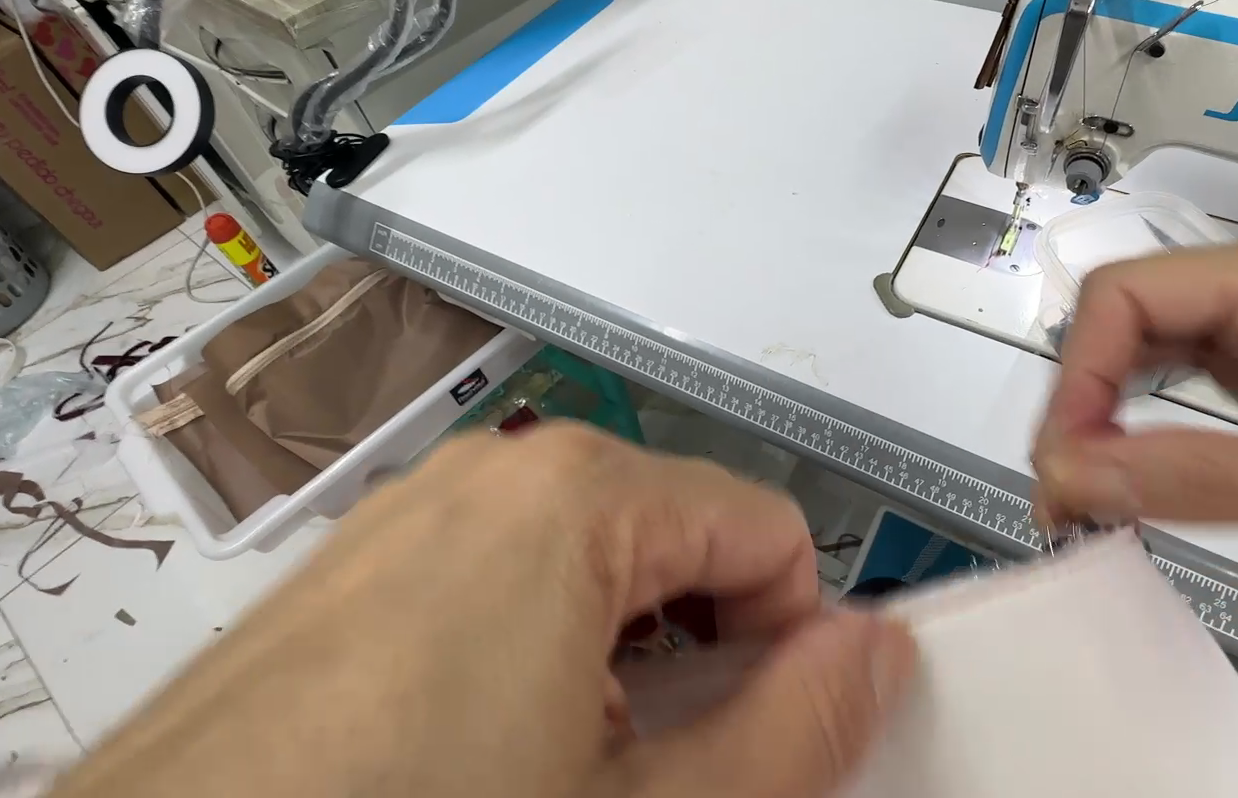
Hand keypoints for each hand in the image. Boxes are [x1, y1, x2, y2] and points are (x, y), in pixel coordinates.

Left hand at [53, 425, 914, 797]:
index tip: (747, 741)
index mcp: (580, 492)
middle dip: (700, 646)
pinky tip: (475, 750)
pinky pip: (498, 574)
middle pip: (677, 532)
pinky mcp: (354, 563)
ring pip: (589, 554)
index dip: (788, 636)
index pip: (768, 525)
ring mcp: (412, 508)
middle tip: (652, 774)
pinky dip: (532, 647)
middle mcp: (496, 470)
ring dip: (619, 654)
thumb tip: (883, 647)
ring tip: (564, 766)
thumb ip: (793, 731)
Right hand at [1033, 227, 1237, 591]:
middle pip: (1130, 316)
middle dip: (1084, 399)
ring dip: (1108, 415)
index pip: (1131, 293)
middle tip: (1067, 490)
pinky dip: (1149, 428)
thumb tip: (1070, 481)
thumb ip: (1208, 480)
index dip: (1079, 371)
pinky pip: (1187, 384)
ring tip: (1090, 490)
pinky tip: (1138, 471)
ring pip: (1149, 350)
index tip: (1065, 464)